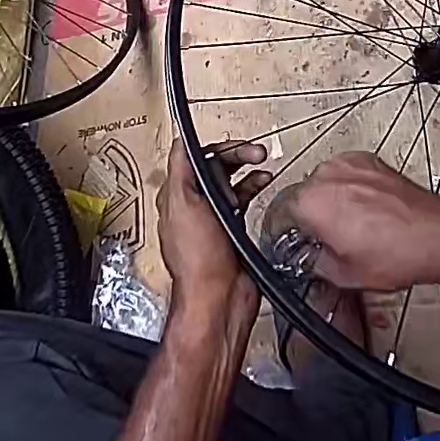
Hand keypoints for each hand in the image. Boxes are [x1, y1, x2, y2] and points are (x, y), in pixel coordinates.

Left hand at [158, 139, 270, 303]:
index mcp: (176, 196)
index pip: (195, 157)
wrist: (220, 299)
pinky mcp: (231, 227)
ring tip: (262, 164)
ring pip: (229, 179)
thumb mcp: (183, 205)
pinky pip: (241, 197)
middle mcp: (193, 204)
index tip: (237, 146)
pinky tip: (263, 182)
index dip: (218, 148)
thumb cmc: (200, 260)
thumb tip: (179, 141)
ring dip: (247, 168)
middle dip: (236, 155)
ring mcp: (212, 216)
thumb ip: (180, 170)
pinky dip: (253, 185)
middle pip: (214, 166)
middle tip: (256, 152)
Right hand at [283, 151, 439, 290]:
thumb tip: (309, 258)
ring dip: (331, 199)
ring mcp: (347, 163)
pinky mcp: (366, 159)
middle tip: (329, 238)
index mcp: (311, 203)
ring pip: (325, 182)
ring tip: (355, 224)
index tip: (291, 240)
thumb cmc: (396, 251)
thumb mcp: (344, 274)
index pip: (280, 212)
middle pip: (303, 195)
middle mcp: (324, 175)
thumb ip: (315, 262)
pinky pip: (347, 172)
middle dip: (311, 215)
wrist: (434, 233)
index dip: (284, 231)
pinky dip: (351, 187)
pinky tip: (368, 209)